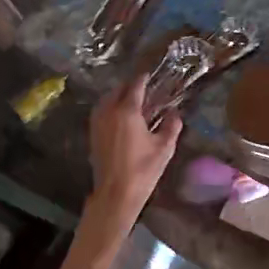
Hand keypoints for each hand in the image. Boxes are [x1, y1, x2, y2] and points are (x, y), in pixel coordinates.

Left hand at [89, 75, 181, 213]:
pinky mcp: (93, 134)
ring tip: (131, 101)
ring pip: (106, 100)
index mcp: (127, 111)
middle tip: (143, 88)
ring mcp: (98, 123)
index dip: (143, 79)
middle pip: (117, 90)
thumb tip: (175, 114)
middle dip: (129, 86)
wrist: (116, 193)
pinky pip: (101, 112)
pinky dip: (110, 107)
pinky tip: (120, 117)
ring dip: (118, 96)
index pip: (135, 86)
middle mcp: (109, 112)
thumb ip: (171, 127)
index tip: (149, 75)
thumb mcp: (164, 148)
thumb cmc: (143, 170)